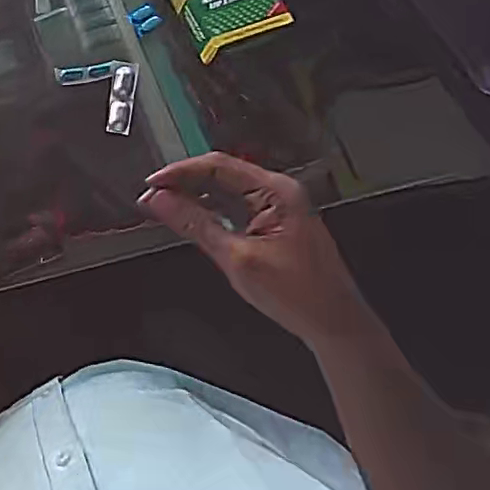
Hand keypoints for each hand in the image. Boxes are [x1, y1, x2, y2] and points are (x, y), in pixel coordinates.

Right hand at [138, 152, 366, 350]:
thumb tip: (161, 202)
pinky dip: (212, 210)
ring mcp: (278, 205)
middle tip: (153, 197)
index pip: (218, 166)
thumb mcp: (237, 259)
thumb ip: (195, 224)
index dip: (180, 172)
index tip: (153, 184)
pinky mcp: (275, 221)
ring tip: (165, 207)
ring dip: (196, 196)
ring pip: (227, 189)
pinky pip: (237, 205)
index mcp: (276, 190)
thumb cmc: (297, 294)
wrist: (336, 324)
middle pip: (221, 173)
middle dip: (185, 183)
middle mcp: (278, 190)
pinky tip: (192, 218)